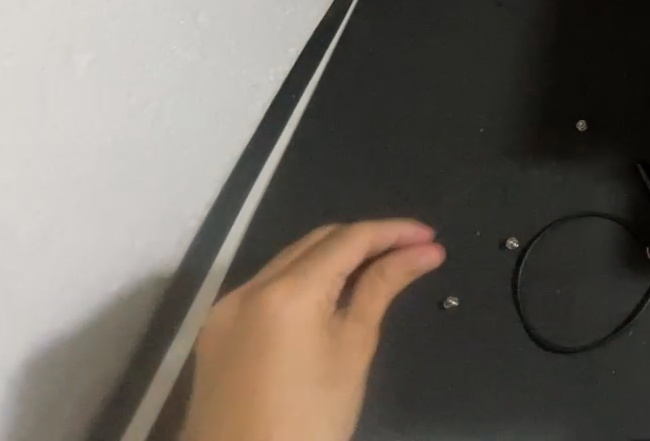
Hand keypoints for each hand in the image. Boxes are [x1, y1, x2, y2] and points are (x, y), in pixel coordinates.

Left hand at [182, 220, 444, 440]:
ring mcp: (225, 312)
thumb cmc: (310, 418)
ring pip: (293, 259)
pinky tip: (338, 291)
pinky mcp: (217, 334)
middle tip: (414, 249)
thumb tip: (426, 250)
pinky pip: (271, 285)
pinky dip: (310, 276)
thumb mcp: (355, 347)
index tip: (432, 238)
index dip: (395, 231)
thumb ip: (384, 286)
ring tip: (384, 266)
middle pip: (319, 241)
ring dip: (339, 254)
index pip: (350, 239)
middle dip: (369, 238)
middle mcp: (249, 290)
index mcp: (286, 293)